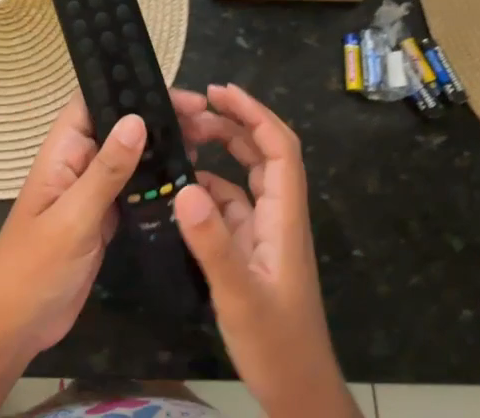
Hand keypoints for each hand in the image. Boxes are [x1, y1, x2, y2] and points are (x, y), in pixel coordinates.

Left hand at [0, 88, 237, 357]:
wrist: (15, 327)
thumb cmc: (34, 267)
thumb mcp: (74, 217)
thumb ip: (106, 171)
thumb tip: (137, 120)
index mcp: (62, 153)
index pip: (94, 103)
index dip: (131, 91)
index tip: (176, 95)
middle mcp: (77, 165)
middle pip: (118, 127)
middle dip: (157, 118)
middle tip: (203, 120)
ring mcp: (90, 193)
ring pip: (129, 159)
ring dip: (161, 150)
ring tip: (204, 144)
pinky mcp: (102, 220)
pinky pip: (133, 191)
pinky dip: (157, 184)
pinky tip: (186, 182)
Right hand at [173, 84, 358, 417]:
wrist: (296, 390)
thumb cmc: (276, 342)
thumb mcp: (239, 294)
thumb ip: (213, 243)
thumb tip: (185, 188)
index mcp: (284, 217)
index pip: (279, 148)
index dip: (254, 114)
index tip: (220, 92)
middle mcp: (278, 217)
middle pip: (263, 154)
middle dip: (233, 124)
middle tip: (191, 110)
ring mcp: (265, 234)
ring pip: (247, 178)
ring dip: (222, 152)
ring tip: (183, 137)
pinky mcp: (251, 252)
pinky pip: (232, 206)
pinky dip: (209, 189)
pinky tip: (182, 188)